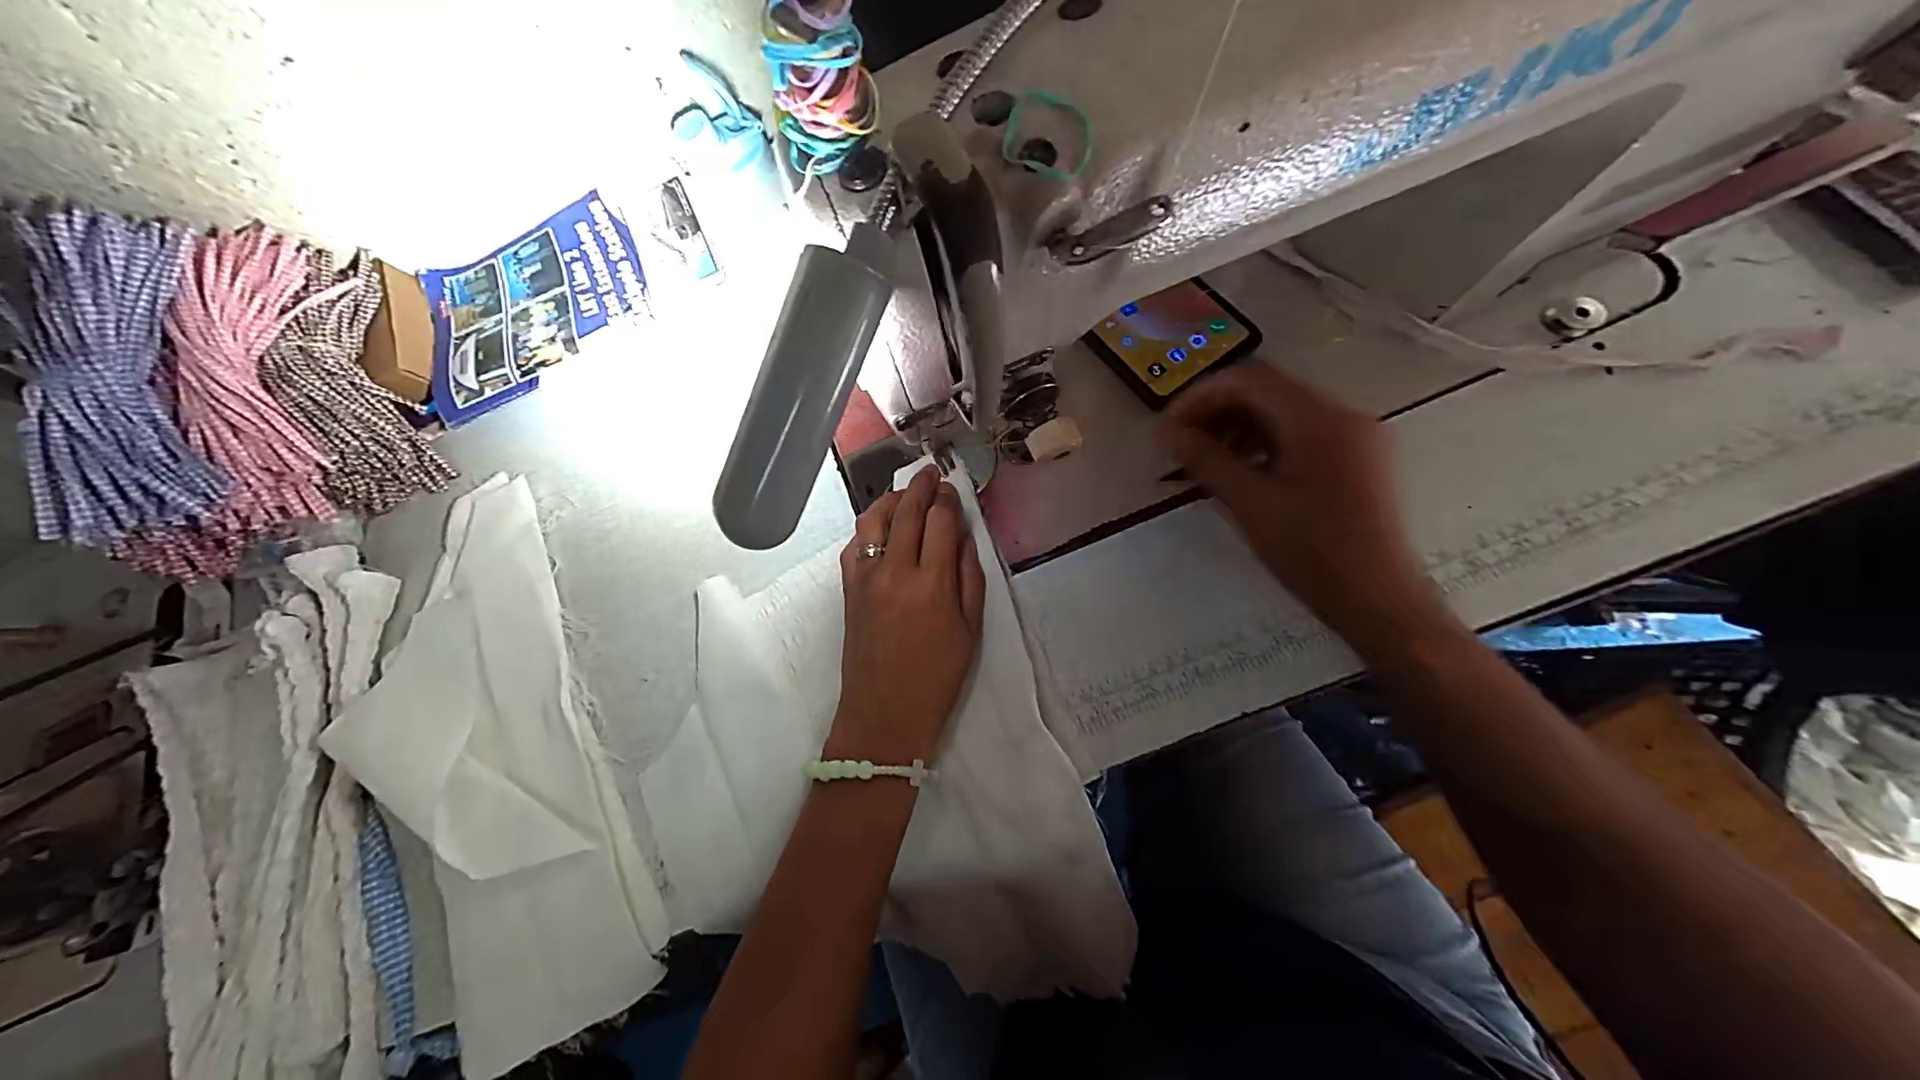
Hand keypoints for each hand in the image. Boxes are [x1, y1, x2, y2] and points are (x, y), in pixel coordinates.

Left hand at [828, 466, 986, 765]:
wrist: (884, 715)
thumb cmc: (937, 679)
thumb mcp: (971, 631)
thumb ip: (970, 577)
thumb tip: (964, 537)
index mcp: (933, 584)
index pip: (940, 521)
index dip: (948, 499)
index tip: (954, 490)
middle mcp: (895, 572)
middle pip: (906, 511)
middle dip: (921, 486)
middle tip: (931, 474)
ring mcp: (865, 578)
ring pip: (874, 519)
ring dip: (891, 499)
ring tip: (906, 494)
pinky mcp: (848, 589)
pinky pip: (856, 544)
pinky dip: (869, 526)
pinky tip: (882, 526)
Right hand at [1154, 363, 1442, 641]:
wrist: (1377, 599)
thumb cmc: (1312, 553)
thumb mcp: (1251, 504)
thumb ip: (1206, 460)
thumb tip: (1165, 432)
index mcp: (1319, 420)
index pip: (1250, 379)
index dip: (1201, 395)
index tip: (1169, 425)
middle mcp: (1342, 415)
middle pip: (1268, 391)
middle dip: (1218, 411)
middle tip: (1182, 444)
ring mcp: (1354, 437)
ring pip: (1284, 413)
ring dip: (1239, 428)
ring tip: (1206, 461)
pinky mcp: (1356, 459)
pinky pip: (1302, 434)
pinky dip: (1265, 443)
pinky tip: (1242, 472)